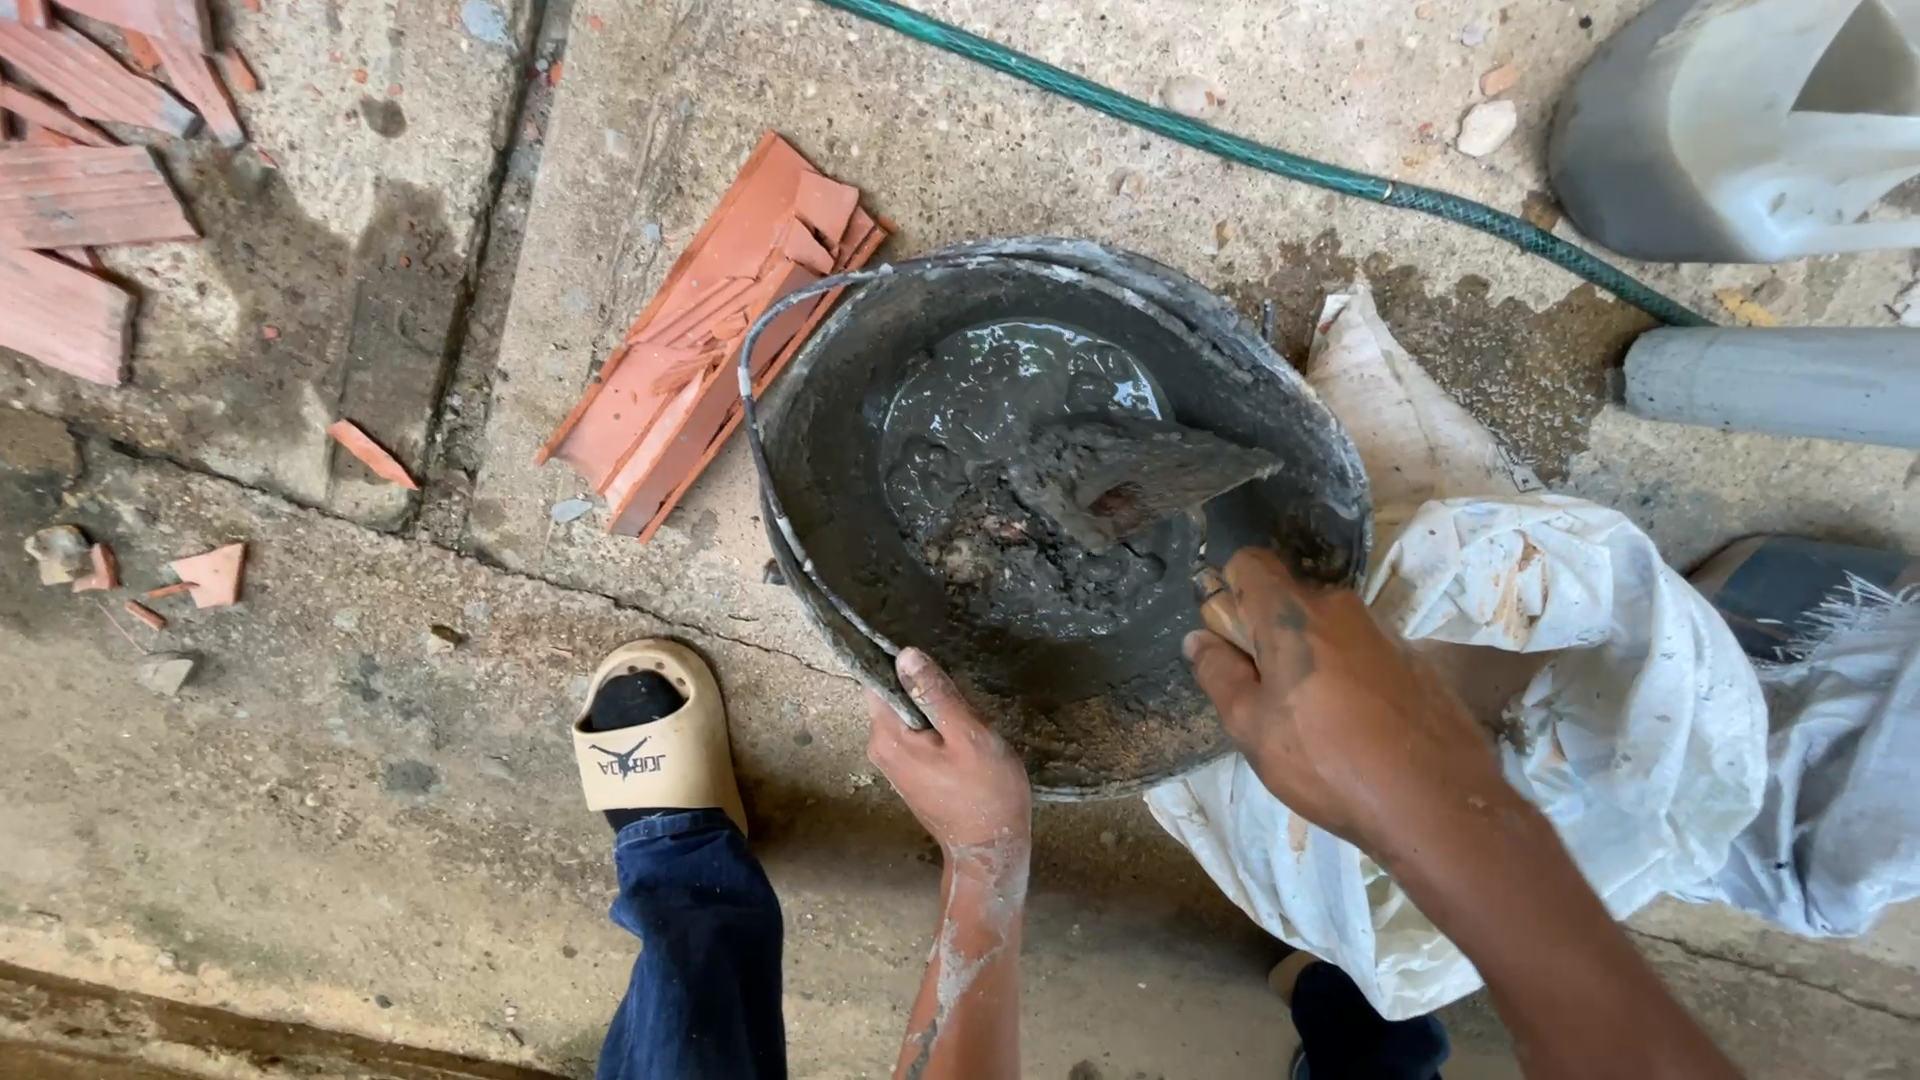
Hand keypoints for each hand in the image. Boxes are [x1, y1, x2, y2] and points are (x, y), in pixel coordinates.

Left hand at [866, 648, 1032, 852]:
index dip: (899, 662)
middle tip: (958, 689)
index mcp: (888, 736)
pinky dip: (934, 724)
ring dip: (931, 705)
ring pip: (907, 713)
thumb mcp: (968, 735)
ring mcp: (893, 762)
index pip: (877, 680)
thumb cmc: (985, 792)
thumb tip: (906, 654)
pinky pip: (914, 731)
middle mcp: (881, 748)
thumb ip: (936, 693)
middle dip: (922, 685)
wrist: (990, 850)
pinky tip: (959, 730)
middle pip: (892, 695)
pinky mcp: (909, 771)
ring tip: (963, 710)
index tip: (929, 654)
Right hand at [1183, 548, 1504, 857]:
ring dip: (1309, 660)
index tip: (1234, 644)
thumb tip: (1199, 640)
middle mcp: (1341, 607)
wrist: (1439, 805)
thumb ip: (1217, 673)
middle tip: (1267, 696)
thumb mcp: (1249, 726)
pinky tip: (1357, 729)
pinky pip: (1362, 654)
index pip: (1248, 563)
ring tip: (1315, 722)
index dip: (1229, 594)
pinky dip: (1348, 678)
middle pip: (1286, 601)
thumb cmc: (1326, 761)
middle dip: (1267, 636)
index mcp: (1293, 613)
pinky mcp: (1417, 662)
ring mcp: (1385, 633)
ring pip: (1326, 630)